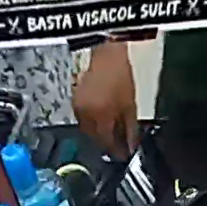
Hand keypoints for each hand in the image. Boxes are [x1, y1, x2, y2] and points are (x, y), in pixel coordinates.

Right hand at [73, 41, 138, 157]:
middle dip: (108, 144)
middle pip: (96, 140)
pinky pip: (83, 119)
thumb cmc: (119, 74)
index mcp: (100, 118)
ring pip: (89, 131)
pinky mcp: (74, 99)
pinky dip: (93, 123)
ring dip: (100, 135)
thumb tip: (132, 148)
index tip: (125, 155)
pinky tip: (102, 120)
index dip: (117, 152)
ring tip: (112, 132)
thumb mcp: (130, 107)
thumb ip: (131, 131)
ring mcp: (78, 107)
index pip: (108, 144)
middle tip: (119, 145)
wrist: (105, 49)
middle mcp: (86, 115)